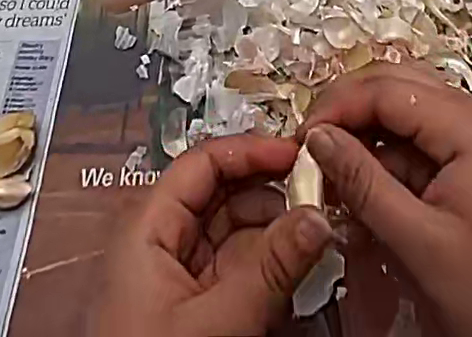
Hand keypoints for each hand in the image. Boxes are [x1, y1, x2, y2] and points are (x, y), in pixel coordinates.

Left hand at [88, 135, 332, 336]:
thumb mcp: (218, 321)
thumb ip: (272, 268)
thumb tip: (319, 216)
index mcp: (149, 223)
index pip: (201, 164)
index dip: (249, 151)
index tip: (298, 152)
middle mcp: (164, 236)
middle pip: (221, 193)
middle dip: (270, 189)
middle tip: (322, 191)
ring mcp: (184, 272)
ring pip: (235, 231)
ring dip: (277, 226)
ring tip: (321, 224)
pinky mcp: (201, 305)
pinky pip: (239, 268)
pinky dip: (272, 262)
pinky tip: (304, 260)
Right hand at [301, 65, 471, 336]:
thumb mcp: (426, 245)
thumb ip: (365, 185)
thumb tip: (314, 138)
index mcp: (463, 125)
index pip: (380, 87)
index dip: (334, 107)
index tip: (300, 141)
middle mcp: (465, 117)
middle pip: (386, 83)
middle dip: (343, 107)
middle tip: (310, 142)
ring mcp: (465, 140)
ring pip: (394, 108)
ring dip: (358, 128)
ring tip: (329, 161)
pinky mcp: (462, 165)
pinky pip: (407, 139)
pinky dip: (376, 153)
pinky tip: (358, 184)